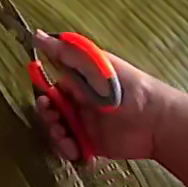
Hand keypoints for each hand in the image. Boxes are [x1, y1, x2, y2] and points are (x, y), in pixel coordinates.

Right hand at [32, 32, 181, 162]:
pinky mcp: (93, 144)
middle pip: (52, 112)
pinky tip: (76, 151)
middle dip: (48, 118)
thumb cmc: (123, 86)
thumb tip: (35, 35)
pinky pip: (72, 148)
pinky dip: (69, 150)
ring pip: (59, 131)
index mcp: (79, 81)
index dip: (44, 96)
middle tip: (56, 122)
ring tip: (66, 138)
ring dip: (57, 135)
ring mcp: (86, 124)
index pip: (51, 88)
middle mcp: (80, 102)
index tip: (45, 101)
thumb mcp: (92, 63)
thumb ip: (64, 52)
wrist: (152, 120)